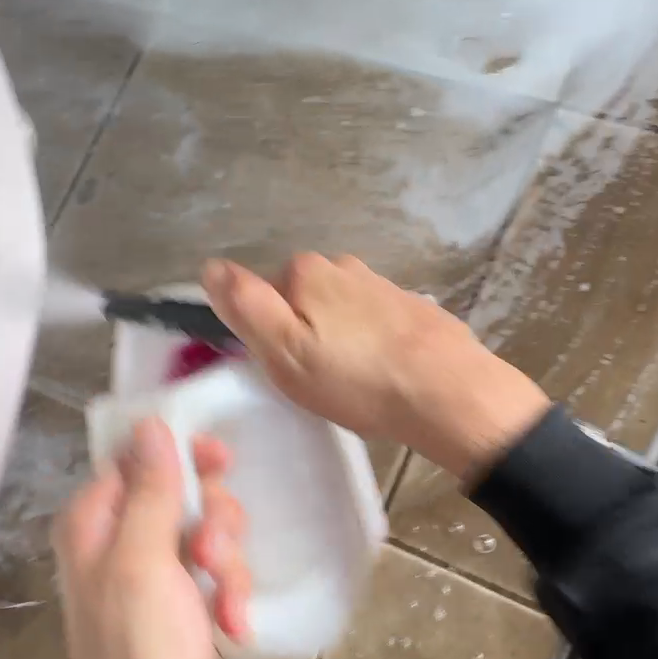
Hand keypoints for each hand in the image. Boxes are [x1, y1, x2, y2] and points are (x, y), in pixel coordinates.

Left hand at [53, 419, 252, 658]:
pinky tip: (233, 623)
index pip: (137, 457)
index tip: (220, 462)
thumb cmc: (142, 646)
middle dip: (212, 521)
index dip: (180, 455)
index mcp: (93, 522)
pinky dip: (228, 591)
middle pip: (181, 491)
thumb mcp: (143, 564)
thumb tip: (150, 423)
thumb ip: (150, 491)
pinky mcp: (183, 594)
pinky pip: (216, 566)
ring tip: (226, 602)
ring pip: (207, 527)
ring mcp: (152, 568)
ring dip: (226, 562)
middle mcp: (119, 537)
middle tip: (213, 552)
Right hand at [202, 253, 551, 480]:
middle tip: (317, 380)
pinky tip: (383, 375)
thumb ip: (244, 306)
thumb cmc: (355, 378)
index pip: (263, 295)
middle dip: (303, 335)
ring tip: (353, 383)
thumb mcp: (283, 350)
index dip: (267, 334)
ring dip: (338, 341)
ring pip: (339, 313)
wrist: (447, 392)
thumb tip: (210, 267)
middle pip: (302, 302)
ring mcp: (382, 285)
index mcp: (304, 272)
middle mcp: (343, 266)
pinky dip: (370, 346)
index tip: (284, 368)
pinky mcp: (412, 308)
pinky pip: (373, 325)